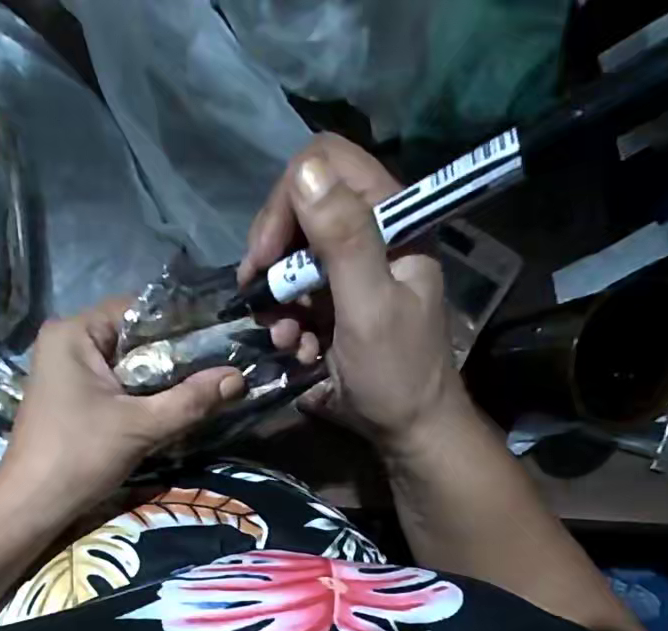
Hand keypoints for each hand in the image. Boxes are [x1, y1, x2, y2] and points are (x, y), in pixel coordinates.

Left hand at [0, 299, 243, 518]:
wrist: (32, 505)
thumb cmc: (79, 456)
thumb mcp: (142, 426)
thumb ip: (191, 399)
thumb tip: (239, 377)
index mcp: (74, 332)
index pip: (139, 309)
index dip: (180, 322)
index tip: (218, 338)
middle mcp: (67, 341)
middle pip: (134, 335)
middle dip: (174, 352)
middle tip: (218, 364)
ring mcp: (66, 369)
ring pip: (127, 361)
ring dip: (161, 376)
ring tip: (204, 383)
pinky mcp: (71, 395)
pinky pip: (116, 382)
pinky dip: (142, 392)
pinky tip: (171, 403)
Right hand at [240, 135, 474, 456]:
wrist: (409, 429)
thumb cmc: (396, 372)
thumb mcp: (370, 306)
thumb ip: (344, 239)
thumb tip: (305, 171)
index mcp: (392, 218)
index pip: (328, 164)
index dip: (288, 201)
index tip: (267, 256)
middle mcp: (370, 232)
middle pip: (301, 206)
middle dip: (273, 253)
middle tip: (259, 293)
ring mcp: (351, 267)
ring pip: (291, 253)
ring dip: (277, 296)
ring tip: (284, 336)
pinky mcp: (335, 299)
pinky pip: (294, 291)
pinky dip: (287, 319)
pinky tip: (295, 347)